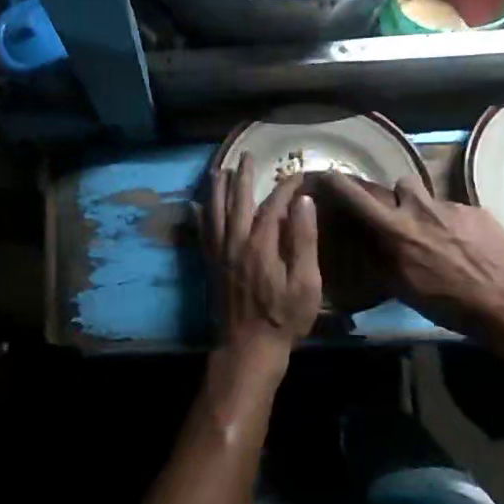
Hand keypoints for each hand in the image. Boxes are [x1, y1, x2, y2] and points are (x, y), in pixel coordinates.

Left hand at [206, 156, 321, 354]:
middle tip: (246, 157)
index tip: (297, 176)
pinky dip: (200, 216)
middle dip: (243, 177)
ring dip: (217, 189)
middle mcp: (236, 242)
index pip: (273, 205)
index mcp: (261, 244)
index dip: (285, 188)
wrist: (248, 346)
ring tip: (219, 170)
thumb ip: (304, 240)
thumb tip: (302, 202)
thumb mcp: (306, 282)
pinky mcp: (211, 265)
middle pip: (238, 201)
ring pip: (215, 212)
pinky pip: (202, 233)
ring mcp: (220, 253)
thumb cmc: (284, 317)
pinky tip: (197, 205)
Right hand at [322, 173, 503, 331]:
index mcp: (397, 229)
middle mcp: (421, 210)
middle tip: (403, 217)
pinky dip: (455, 225)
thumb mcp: (402, 287)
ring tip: (437, 235)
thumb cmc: (447, 301)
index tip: (328, 173)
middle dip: (398, 196)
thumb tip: (368, 246)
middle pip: (401, 184)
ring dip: (427, 211)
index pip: (359, 199)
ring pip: (431, 199)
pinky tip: (466, 248)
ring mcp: (453, 208)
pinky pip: (457, 211)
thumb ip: (381, 260)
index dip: (339, 183)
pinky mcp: (478, 211)